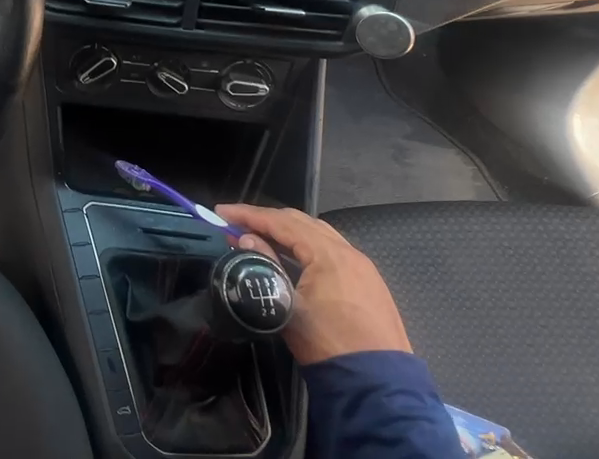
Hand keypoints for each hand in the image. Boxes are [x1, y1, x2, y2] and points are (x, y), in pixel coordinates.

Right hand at [214, 203, 412, 363]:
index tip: (221, 211)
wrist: (377, 386)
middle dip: (267, 219)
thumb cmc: (326, 342)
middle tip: (236, 222)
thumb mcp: (286, 304)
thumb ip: (265, 264)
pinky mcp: (369, 284)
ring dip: (287, 230)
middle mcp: (350, 253)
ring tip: (259, 234)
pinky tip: (291, 254)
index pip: (282, 222)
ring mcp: (363, 268)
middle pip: (301, 222)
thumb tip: (245, 239)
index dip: (248, 214)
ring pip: (318, 234)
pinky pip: (331, 250)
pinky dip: (306, 244)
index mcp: (330, 255)